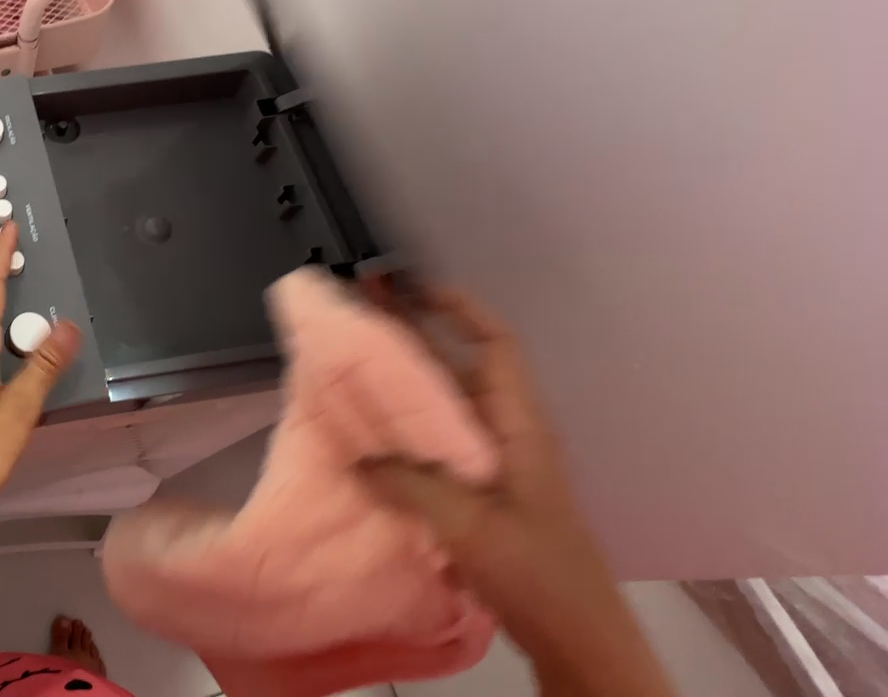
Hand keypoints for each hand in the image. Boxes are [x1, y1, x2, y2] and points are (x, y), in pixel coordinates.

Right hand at [354, 286, 673, 695]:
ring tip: (348, 352)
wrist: (579, 643)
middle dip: (410, 330)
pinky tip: (361, 420)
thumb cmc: (538, 576)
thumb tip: (356, 454)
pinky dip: (395, 417)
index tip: (409, 284)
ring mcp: (488, 459)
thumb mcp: (468, 525)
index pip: (494, 345)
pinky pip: (428, 434)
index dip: (456, 307)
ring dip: (398, 373)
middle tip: (358, 305)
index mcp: (517, 426)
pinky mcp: (471, 486)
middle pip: (456, 363)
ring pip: (438, 399)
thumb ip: (408, 482)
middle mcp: (503, 432)